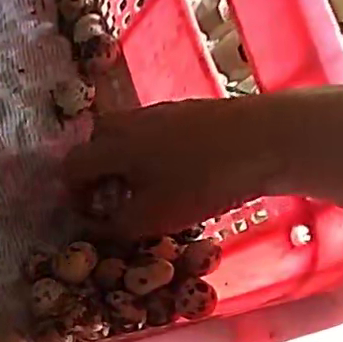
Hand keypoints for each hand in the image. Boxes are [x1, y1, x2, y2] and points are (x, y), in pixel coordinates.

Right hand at [61, 88, 342, 235]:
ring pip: (126, 138)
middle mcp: (128, 123)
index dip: (72, 195)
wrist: (272, 138)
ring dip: (126, 164)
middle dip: (96, 173)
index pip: (71, 167)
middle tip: (113, 200)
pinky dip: (153, 154)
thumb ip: (112, 228)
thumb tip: (94, 230)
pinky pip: (154, 134)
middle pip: (95, 145)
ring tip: (148, 191)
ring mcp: (161, 112)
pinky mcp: (190, 111)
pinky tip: (180, 174)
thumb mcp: (149, 219)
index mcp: (110, 146)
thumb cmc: (201, 182)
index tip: (90, 216)